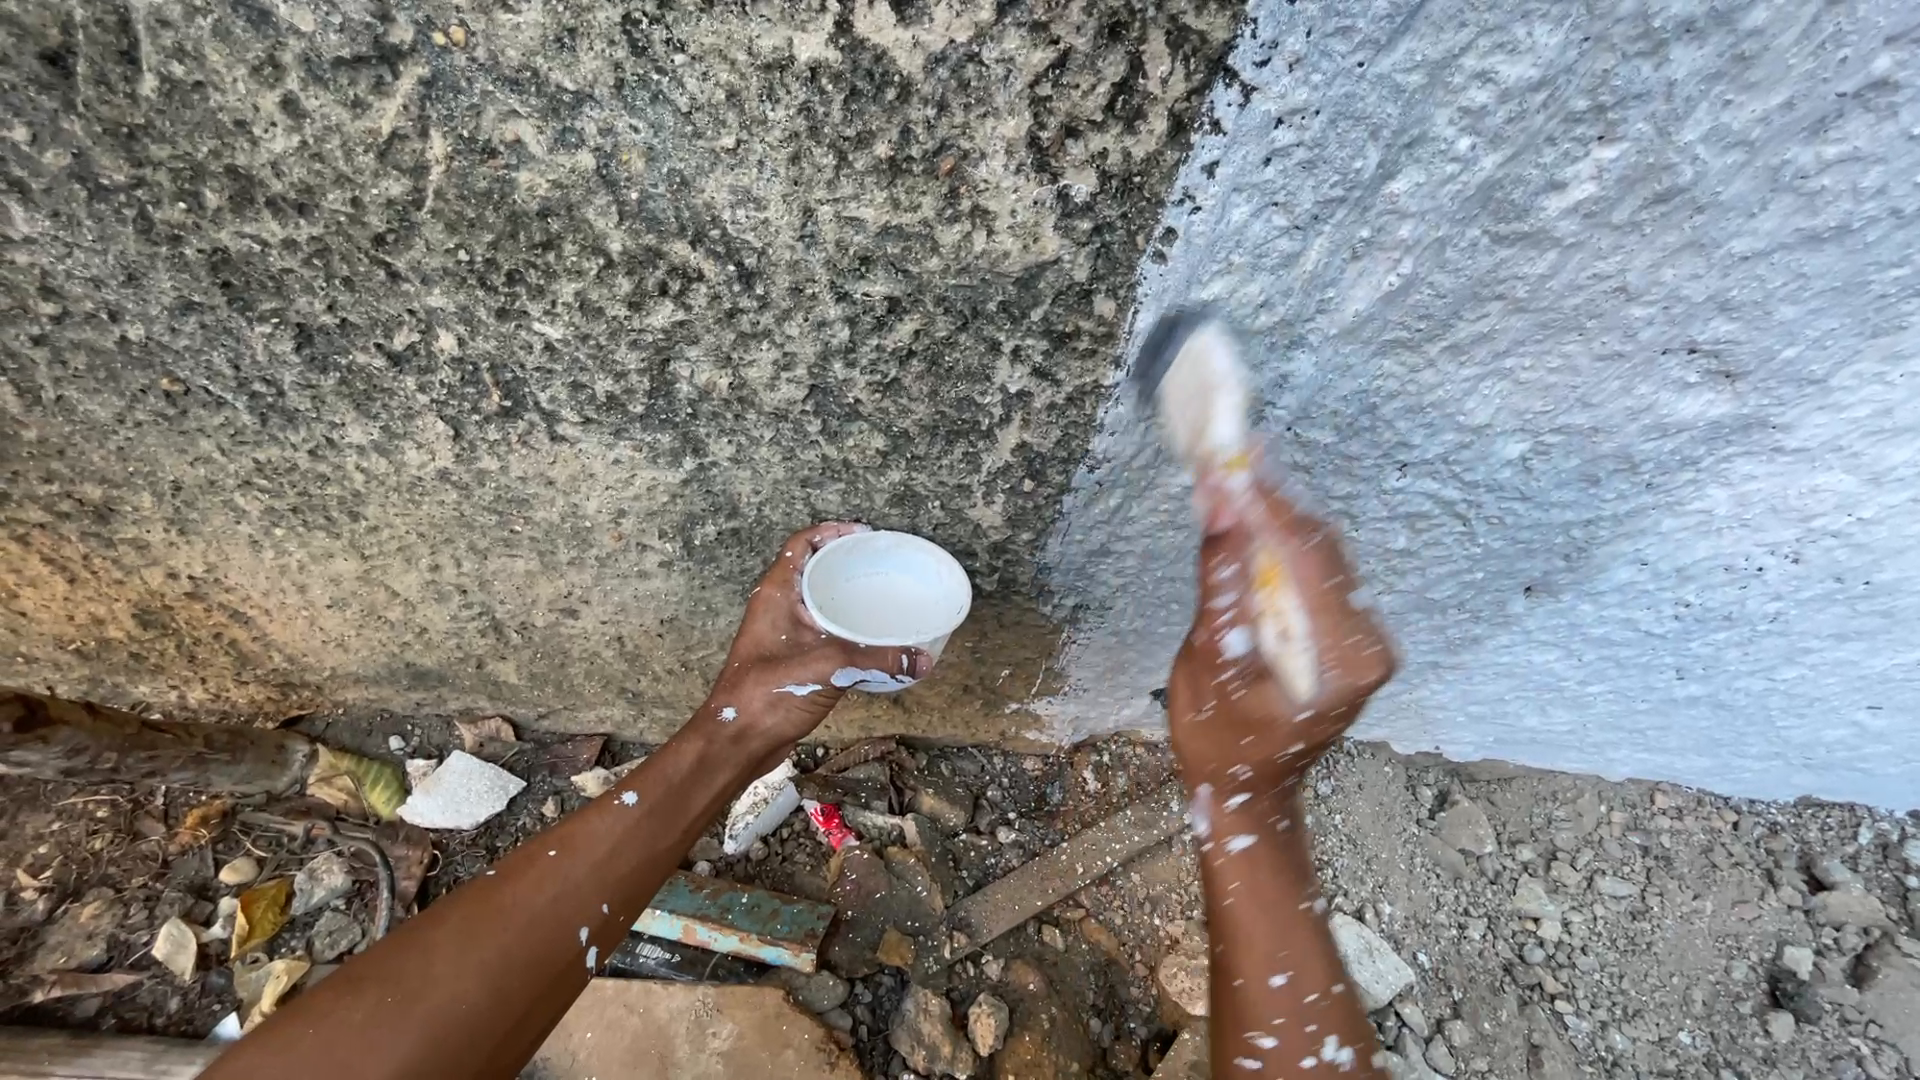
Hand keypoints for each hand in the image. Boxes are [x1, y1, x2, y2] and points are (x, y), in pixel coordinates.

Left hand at [698, 522, 935, 772]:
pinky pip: (826, 635)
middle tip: (881, 564)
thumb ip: (878, 660)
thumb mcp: (828, 666)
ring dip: (848, 599)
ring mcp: (785, 636)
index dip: (830, 531)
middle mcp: (779, 609)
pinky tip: (875, 641)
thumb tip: (921, 658)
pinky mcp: (795, 662)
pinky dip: (849, 632)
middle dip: (845, 564)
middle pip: (814, 570)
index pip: (801, 544)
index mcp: (777, 594)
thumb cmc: (766, 696)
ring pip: (821, 604)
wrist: (737, 743)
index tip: (863, 534)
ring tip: (884, 597)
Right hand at [1165, 476, 1394, 799]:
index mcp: (1345, 655)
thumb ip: (1219, 586)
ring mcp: (1363, 637)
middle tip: (1221, 462)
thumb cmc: (1220, 739)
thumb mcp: (1208, 664)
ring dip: (1271, 517)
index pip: (1305, 557)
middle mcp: (1369, 640)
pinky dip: (1278, 543)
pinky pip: (1313, 572)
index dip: (1264, 505)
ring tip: (1229, 480)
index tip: (1226, 462)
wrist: (1247, 787)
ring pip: (1318, 554)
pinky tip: (1249, 520)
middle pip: (1318, 548)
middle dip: (1267, 503)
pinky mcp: (1346, 634)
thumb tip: (1219, 510)